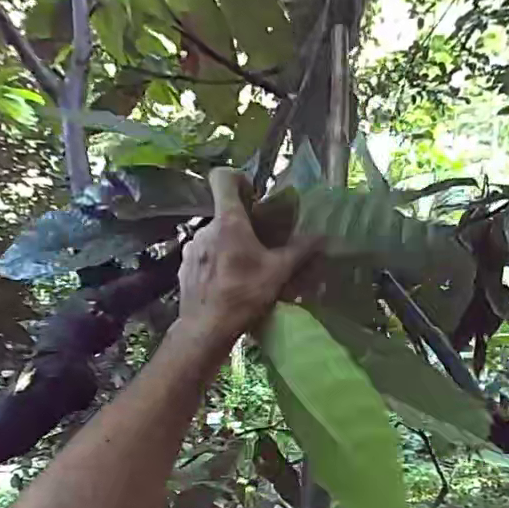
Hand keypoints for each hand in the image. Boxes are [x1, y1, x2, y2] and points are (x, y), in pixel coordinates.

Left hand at [174, 168, 317, 352]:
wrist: (206, 329)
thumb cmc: (243, 295)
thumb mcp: (278, 273)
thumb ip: (301, 251)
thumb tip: (323, 237)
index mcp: (228, 221)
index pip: (223, 178)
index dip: (238, 178)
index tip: (254, 194)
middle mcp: (205, 229)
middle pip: (224, 213)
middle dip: (242, 224)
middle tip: (261, 244)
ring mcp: (191, 249)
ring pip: (214, 237)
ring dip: (229, 246)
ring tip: (244, 269)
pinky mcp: (184, 269)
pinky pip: (204, 257)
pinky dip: (216, 263)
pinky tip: (227, 284)